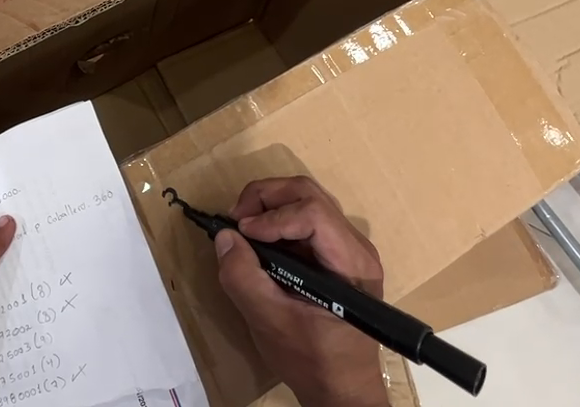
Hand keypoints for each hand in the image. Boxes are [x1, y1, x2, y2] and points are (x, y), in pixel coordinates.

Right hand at [214, 178, 389, 406]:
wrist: (341, 391)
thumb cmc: (312, 361)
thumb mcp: (269, 323)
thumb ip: (243, 277)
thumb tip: (224, 236)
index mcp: (351, 264)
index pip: (312, 213)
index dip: (272, 217)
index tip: (243, 234)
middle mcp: (355, 246)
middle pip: (307, 193)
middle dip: (265, 197)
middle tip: (237, 220)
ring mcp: (346, 246)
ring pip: (305, 197)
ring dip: (268, 203)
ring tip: (244, 226)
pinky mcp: (334, 250)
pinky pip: (303, 214)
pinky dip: (274, 216)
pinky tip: (258, 237)